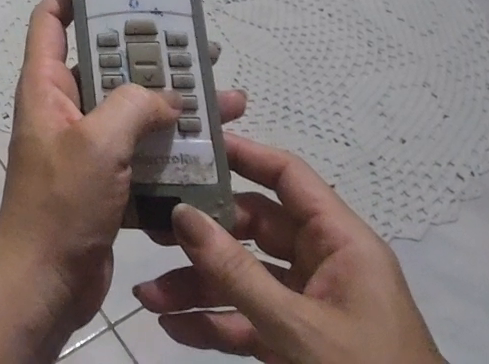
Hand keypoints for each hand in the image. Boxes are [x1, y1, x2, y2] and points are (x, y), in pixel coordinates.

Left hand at [0, 0, 246, 345]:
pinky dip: (175, 149)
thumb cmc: (61, 202)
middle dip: (151, 54)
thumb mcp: (98, 143)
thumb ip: (135, 106)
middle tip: (200, 45)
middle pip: (106, 64)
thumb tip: (167, 95)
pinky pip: (144, 153)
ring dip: (176, 104)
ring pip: (134, 111)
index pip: (49, 21)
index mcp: (46, 86)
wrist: (46, 281)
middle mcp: (63, 108)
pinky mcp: (106, 181)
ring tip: (229, 98)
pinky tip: (217, 150)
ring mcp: (85, 146)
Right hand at [135, 134, 444, 363]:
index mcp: (340, 243)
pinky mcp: (298, 342)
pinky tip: (173, 327)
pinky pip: (247, 319)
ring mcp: (309, 305)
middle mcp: (323, 264)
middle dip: (199, 236)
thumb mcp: (297, 327)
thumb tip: (181, 212)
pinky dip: (213, 322)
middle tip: (150, 231)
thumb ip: (236, 271)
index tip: (187, 146)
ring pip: (242, 277)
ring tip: (148, 296)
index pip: (286, 176)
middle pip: (251, 228)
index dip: (241, 154)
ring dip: (195, 286)